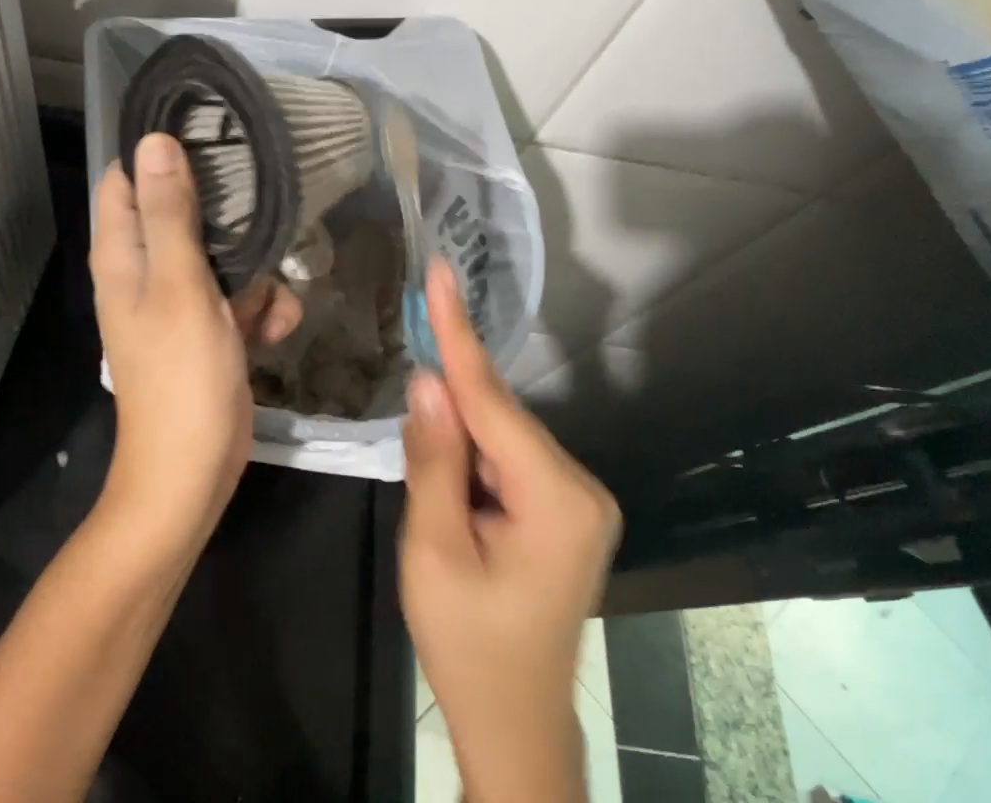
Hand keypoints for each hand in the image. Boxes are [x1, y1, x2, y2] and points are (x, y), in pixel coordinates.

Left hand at [91, 133, 301, 553]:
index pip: (128, 180)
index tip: (213, 134)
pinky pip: (237, 300)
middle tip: (267, 210)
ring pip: (221, 257)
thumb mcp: (180, 288)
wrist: (192, 470)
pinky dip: (259, 310)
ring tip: (271, 299)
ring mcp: (177, 304)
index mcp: (123, 256)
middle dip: (228, 214)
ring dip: (255, 271)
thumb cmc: (181, 378)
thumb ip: (170, 214)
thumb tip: (154, 140)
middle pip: (182, 214)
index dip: (162, 154)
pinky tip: (276, 330)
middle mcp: (144, 273)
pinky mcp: (207, 333)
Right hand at [401, 258, 620, 801]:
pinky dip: (471, 457)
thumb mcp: (433, 551)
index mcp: (556, 498)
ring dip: (456, 434)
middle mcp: (581, 488)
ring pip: (502, 438)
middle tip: (408, 375)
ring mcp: (578, 501)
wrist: (514, 717)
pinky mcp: (563, 513)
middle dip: (449, 396)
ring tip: (427, 479)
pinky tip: (448, 482)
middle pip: (500, 417)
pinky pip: (508, 463)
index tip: (441, 272)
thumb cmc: (467, 642)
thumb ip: (433, 461)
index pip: (494, 401)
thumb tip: (429, 381)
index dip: (458, 333)